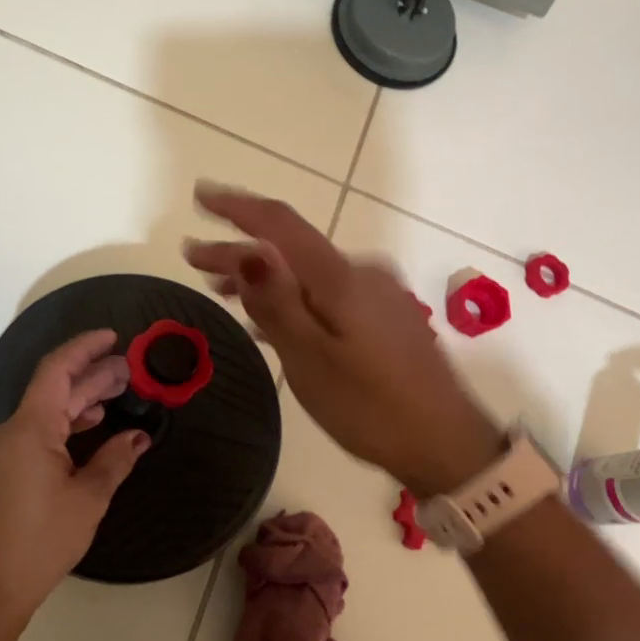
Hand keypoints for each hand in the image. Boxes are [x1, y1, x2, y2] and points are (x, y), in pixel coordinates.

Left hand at [0, 330, 152, 615]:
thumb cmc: (43, 538)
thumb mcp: (88, 497)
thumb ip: (115, 459)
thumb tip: (138, 437)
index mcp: (30, 428)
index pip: (57, 370)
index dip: (85, 348)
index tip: (113, 337)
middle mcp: (12, 430)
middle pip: (54, 388)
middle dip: (92, 375)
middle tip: (130, 368)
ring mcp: (6, 449)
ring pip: (47, 410)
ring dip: (81, 398)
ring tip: (119, 391)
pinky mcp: (7, 468)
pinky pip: (38, 431)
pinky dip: (67, 422)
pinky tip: (93, 423)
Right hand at [184, 183, 504, 497]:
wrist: (445, 444)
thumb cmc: (369, 407)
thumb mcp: (310, 359)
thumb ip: (277, 302)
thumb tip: (247, 251)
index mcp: (340, 277)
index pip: (280, 225)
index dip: (236, 208)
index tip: (199, 197)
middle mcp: (361, 274)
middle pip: (291, 250)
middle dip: (240, 252)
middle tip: (194, 261)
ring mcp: (377, 297)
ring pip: (307, 275)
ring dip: (264, 279)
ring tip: (221, 291)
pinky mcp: (386, 321)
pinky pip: (326, 297)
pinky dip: (293, 302)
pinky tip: (270, 322)